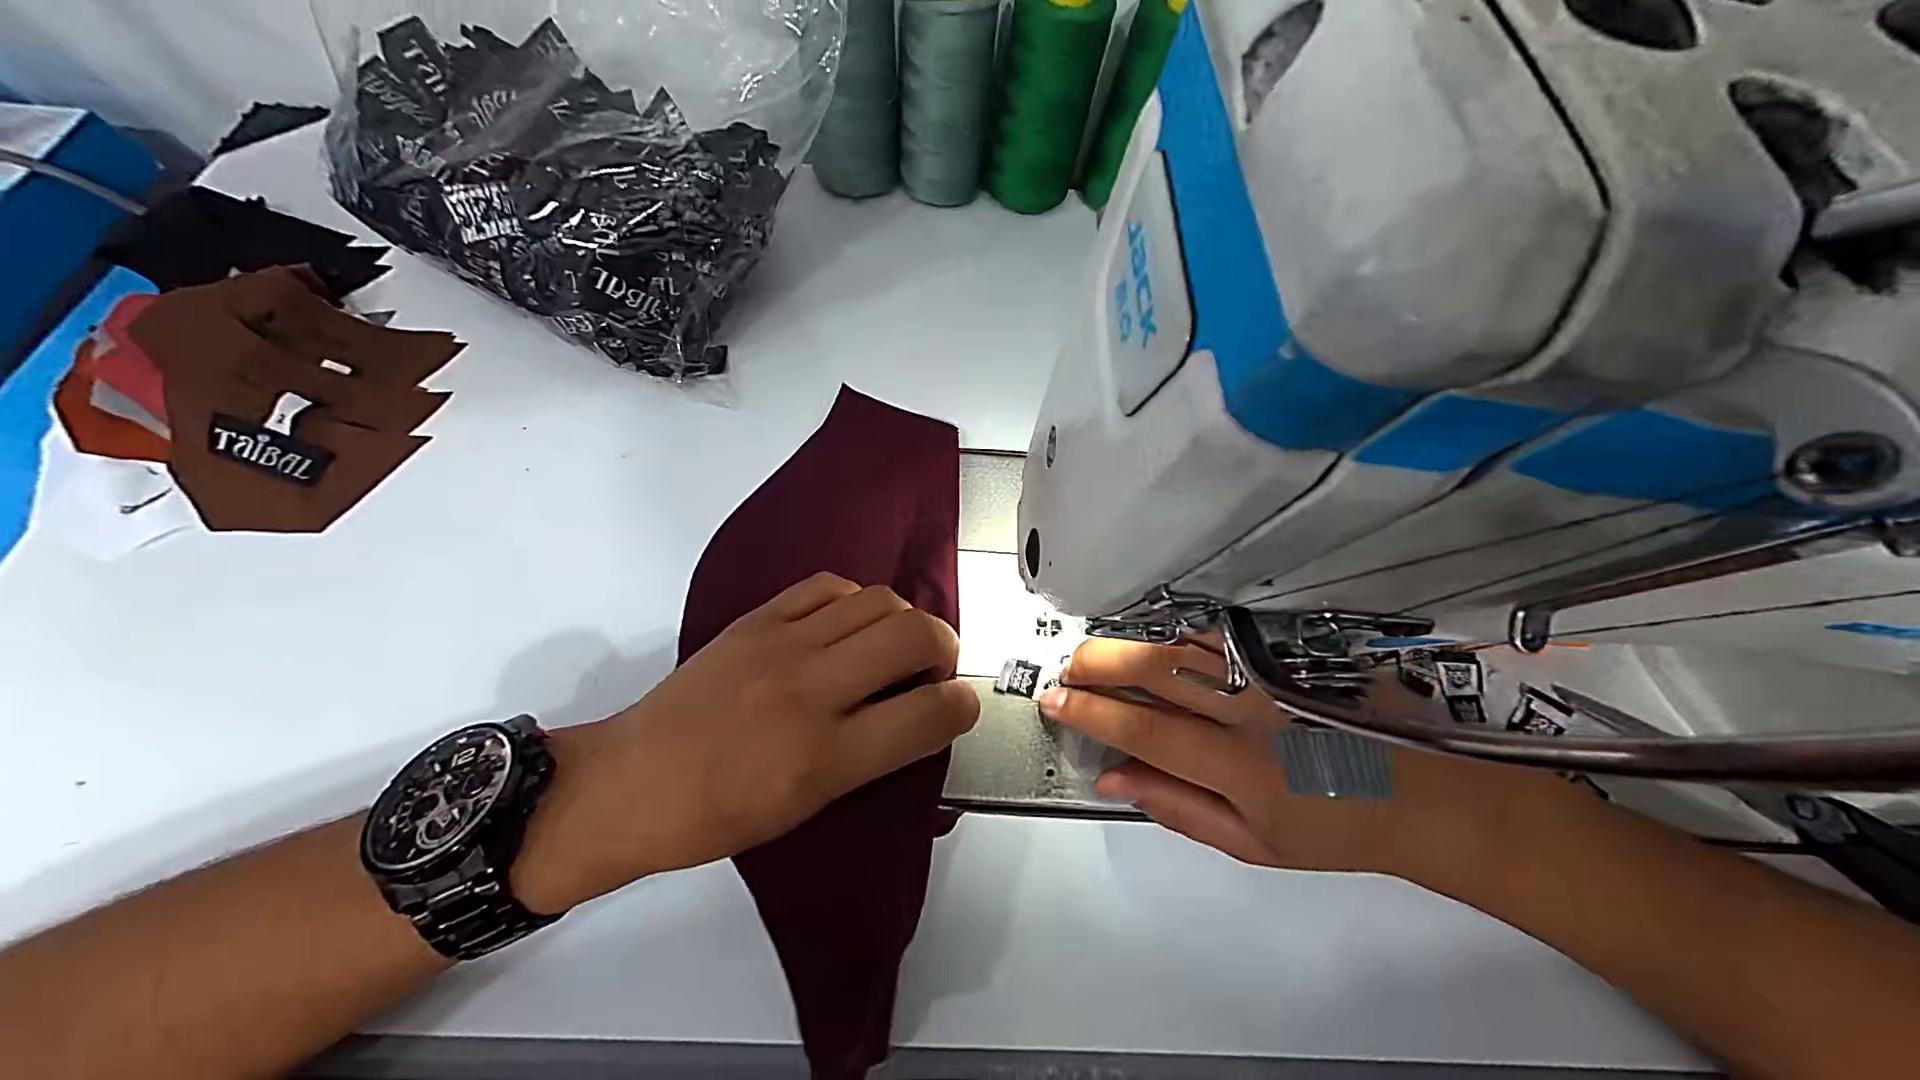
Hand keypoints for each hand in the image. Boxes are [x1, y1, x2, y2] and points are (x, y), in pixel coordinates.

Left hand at [514, 573, 979, 911]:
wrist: (632, 784)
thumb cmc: (719, 815)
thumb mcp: (810, 811)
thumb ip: (879, 768)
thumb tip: (929, 734)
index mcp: (826, 757)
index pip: (929, 714)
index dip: (963, 706)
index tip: (961, 705)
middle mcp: (810, 692)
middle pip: (915, 636)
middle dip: (945, 648)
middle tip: (935, 667)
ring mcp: (780, 646)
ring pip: (879, 601)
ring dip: (904, 619)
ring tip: (893, 643)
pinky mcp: (755, 620)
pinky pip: (827, 586)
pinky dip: (854, 601)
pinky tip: (848, 623)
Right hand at [1040, 638, 1574, 879]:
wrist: (1429, 793)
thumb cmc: (1338, 827)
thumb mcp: (1250, 843)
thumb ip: (1174, 806)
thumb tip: (1112, 776)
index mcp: (1237, 767)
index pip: (1142, 730)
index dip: (1088, 713)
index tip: (1055, 702)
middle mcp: (1249, 711)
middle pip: (1152, 671)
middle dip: (1096, 665)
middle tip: (1068, 672)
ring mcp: (1270, 673)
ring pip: (1179, 645)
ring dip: (1128, 648)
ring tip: (1098, 660)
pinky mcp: (1289, 652)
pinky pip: (1215, 636)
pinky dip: (1173, 639)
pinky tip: (1153, 649)